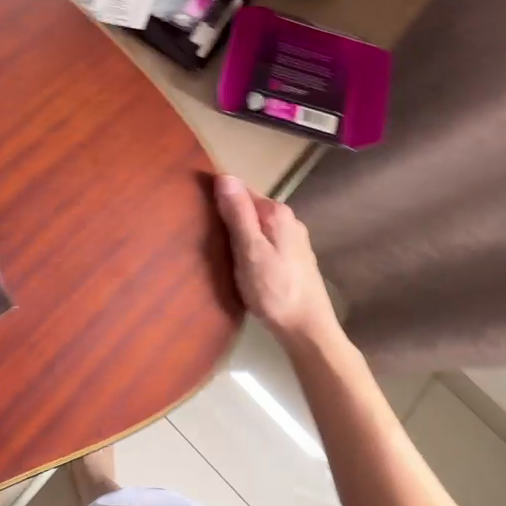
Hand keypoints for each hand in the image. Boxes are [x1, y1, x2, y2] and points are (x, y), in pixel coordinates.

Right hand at [215, 175, 338, 345]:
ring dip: (238, 233)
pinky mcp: (294, 258)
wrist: (308, 330)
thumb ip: (238, 213)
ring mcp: (293, 240)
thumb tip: (224, 175)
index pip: (240, 189)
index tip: (198, 212)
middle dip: (228, 216)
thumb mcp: (250, 251)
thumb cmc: (275, 290)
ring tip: (219, 251)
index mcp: (276, 213)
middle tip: (204, 235)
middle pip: (249, 207)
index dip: (218, 198)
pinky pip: (264, 240)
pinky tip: (242, 263)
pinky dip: (250, 246)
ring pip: (257, 225)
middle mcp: (288, 220)